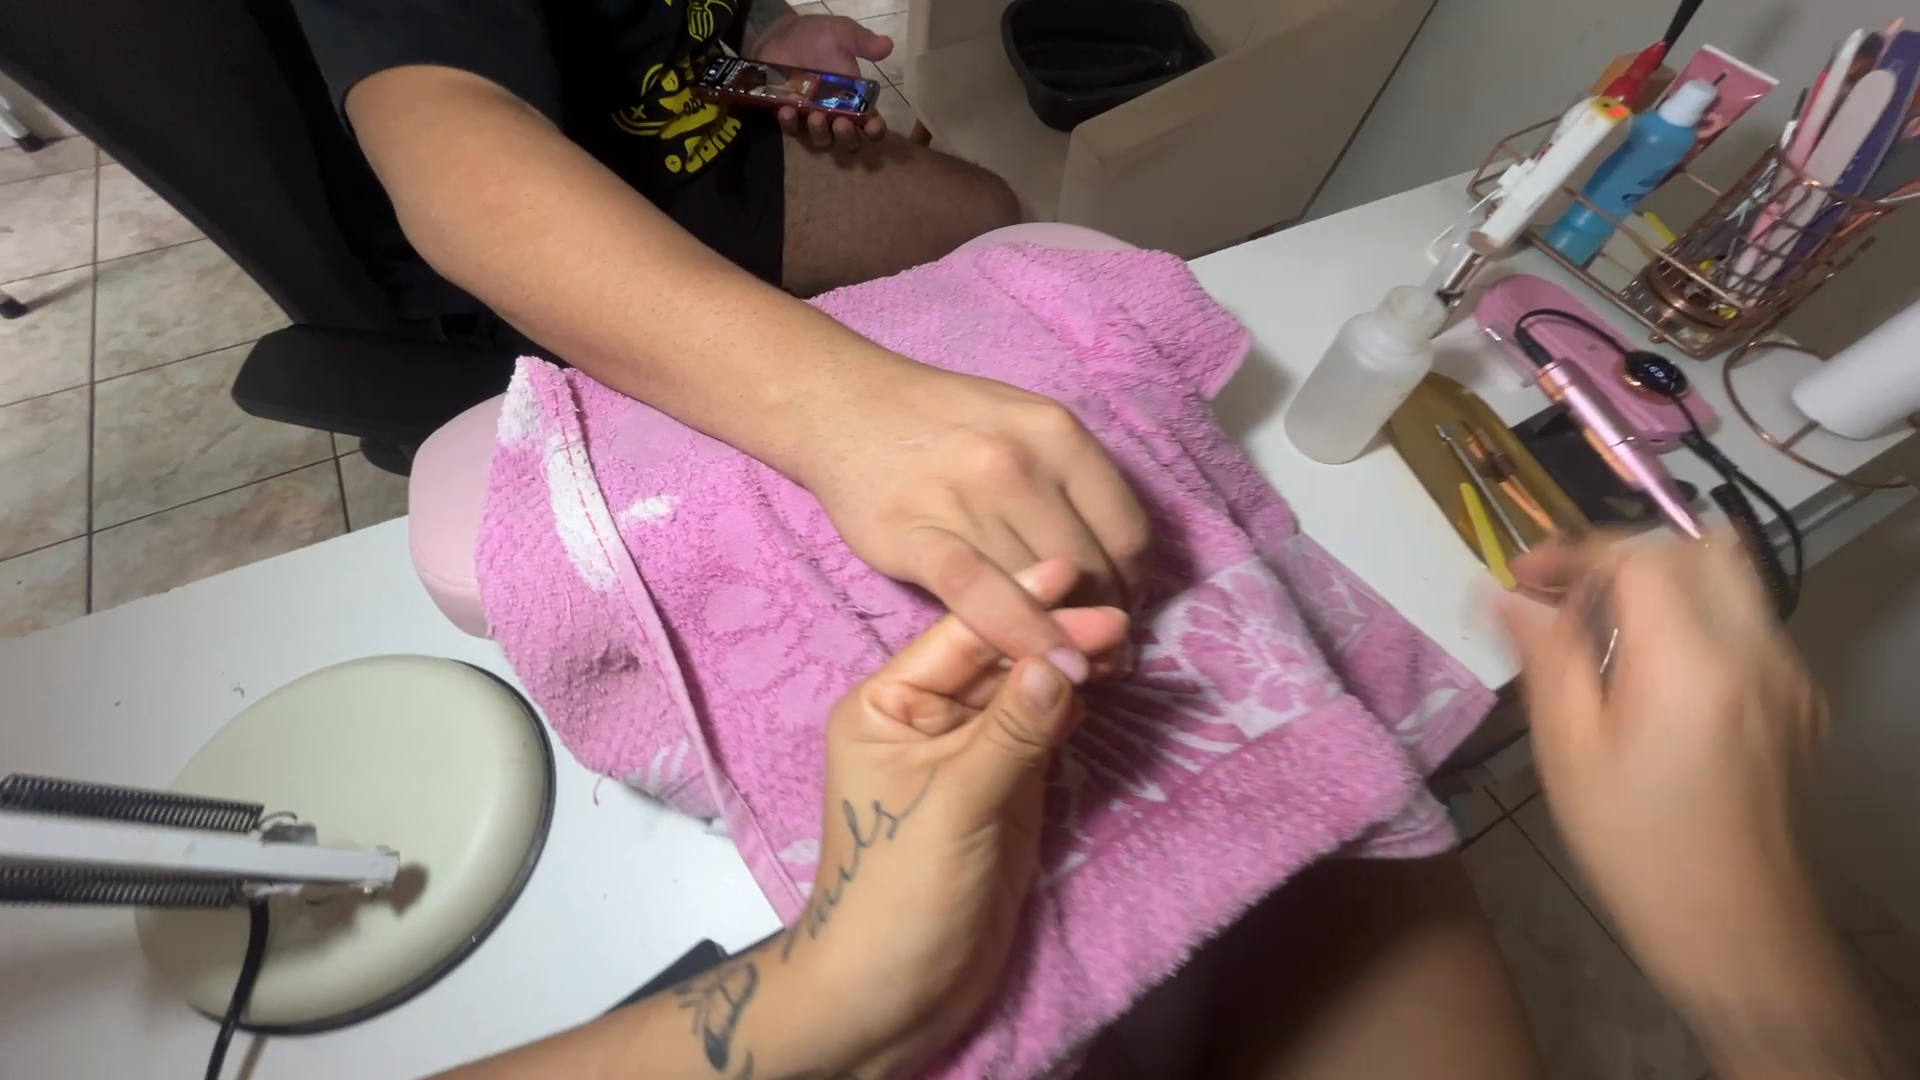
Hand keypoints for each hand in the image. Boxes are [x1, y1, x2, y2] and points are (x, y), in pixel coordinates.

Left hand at [750, 14, 889, 150]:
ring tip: (816, 116)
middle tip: (841, 123)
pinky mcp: (792, 120)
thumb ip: (862, 42)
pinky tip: (788, 111)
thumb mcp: (840, 34)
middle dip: (847, 137)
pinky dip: (791, 123)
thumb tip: (888, 45)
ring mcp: (815, 122)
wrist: (781, 37)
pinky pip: (793, 130)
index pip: (871, 125)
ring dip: (821, 132)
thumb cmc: (816, 39)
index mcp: (856, 102)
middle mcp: (838, 117)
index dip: (875, 130)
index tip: (872, 126)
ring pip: (823, 141)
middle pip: (849, 142)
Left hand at [785, 558, 1128, 1071]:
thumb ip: (1009, 731)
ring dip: (1067, 669)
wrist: (895, 995)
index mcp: (888, 703)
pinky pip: (1038, 730)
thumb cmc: (899, 893)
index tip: (1073, 579)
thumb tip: (1062, 660)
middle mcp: (926, 713)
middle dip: (1051, 639)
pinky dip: (1068, 709)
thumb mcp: (954, 805)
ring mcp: (966, 747)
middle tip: (1118, 620)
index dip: (1016, 608)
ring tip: (1120, 644)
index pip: (959, 638)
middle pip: (996, 660)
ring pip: (1022, 693)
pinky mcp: (1001, 781)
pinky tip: (1098, 687)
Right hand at [796, 363, 1150, 679]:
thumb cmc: (942, 418)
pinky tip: (1049, 663)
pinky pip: (982, 598)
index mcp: (1058, 433)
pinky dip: (1022, 636)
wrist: (847, 404)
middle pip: (1091, 568)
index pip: (1127, 531)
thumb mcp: (1022, 422)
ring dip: (1066, 634)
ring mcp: (968, 499)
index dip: (1135, 585)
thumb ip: (1068, 479)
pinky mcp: (919, 537)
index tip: (1122, 607)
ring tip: (1070, 655)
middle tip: (1096, 643)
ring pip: (1042, 589)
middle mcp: (1021, 463)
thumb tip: (1111, 556)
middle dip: (1103, 618)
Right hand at [1496, 534, 1825, 966]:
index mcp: (1692, 664)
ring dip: (1652, 580)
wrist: (1733, 926)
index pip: (1639, 557)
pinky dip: (1682, 613)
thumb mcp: (1565, 743)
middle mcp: (1757, 655)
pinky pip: (1739, 623)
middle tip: (1559, 588)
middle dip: (1620, 551)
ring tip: (1590, 621)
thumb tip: (1504, 595)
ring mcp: (1788, 677)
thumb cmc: (1629, 835)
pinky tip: (1635, 664)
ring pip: (1726, 580)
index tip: (1520, 577)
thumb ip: (1545, 653)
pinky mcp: (1793, 701)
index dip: (1571, 550)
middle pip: (1702, 549)